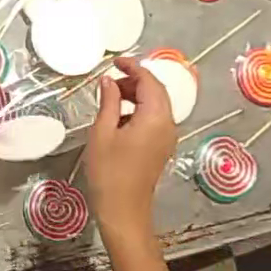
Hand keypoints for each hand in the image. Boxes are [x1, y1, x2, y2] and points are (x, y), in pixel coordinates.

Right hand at [87, 57, 178, 240]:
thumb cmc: (108, 171)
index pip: (149, 81)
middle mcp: (168, 123)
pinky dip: (138, 111)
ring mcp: (167, 137)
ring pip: (156, 106)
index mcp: (155, 116)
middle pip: (156, 92)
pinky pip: (154, 120)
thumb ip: (108, 102)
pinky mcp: (161, 147)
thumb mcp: (102, 133)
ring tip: (110, 99)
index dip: (133, 67)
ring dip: (136, 97)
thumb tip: (109, 82)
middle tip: (109, 81)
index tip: (114, 61)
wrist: (123, 209)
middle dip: (135, 81)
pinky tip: (118, 120)